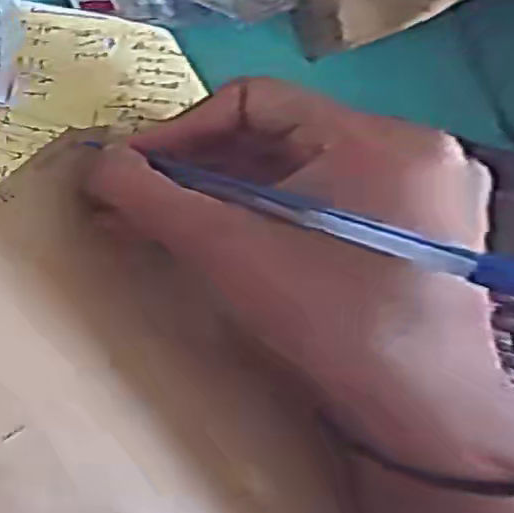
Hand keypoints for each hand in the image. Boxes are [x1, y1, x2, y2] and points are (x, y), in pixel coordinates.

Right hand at [87, 77, 513, 480]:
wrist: (418, 412)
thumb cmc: (324, 310)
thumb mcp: (215, 241)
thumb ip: (141, 190)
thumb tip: (95, 158)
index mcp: (378, 140)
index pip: (249, 101)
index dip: (177, 128)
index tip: (130, 165)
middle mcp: (403, 152)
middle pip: (258, 134)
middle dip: (182, 164)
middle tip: (130, 192)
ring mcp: (404, 193)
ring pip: (271, 167)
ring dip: (199, 189)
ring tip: (145, 216)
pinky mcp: (392, 229)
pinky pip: (293, 197)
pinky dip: (234, 209)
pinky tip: (188, 233)